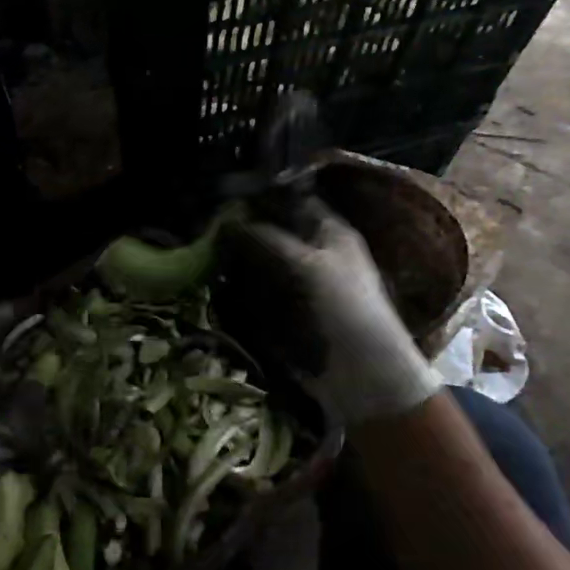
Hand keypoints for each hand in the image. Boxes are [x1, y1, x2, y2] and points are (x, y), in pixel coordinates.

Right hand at [221, 199, 440, 424]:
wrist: (362, 373)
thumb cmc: (345, 307)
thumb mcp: (308, 264)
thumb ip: (269, 237)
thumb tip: (229, 221)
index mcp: (331, 233)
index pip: (295, 202)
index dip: (265, 197)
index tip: (229, 196)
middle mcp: (315, 252)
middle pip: (274, 231)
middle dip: (246, 228)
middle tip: (210, 225)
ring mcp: (300, 283)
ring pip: (263, 260)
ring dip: (240, 257)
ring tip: (207, 251)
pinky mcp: (287, 311)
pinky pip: (258, 290)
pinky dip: (241, 286)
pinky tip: (218, 281)